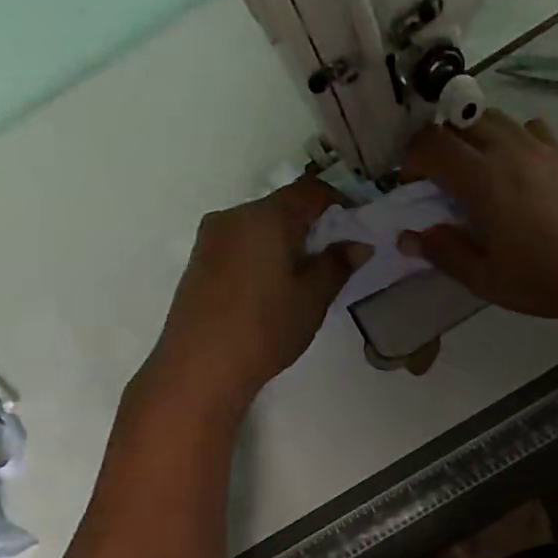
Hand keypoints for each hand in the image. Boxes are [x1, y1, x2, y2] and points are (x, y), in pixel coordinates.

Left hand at [150, 177, 357, 409]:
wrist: (200, 366)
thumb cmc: (265, 327)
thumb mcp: (312, 298)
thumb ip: (337, 265)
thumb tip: (358, 245)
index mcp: (265, 216)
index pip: (309, 191)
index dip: (338, 202)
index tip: (358, 225)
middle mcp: (233, 216)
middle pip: (280, 208)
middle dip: (311, 226)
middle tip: (334, 258)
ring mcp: (210, 239)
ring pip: (258, 228)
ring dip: (285, 243)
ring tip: (304, 279)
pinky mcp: (198, 263)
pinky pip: (240, 246)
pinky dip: (262, 256)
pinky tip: (272, 290)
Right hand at [401, 110, 557, 327]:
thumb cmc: (540, 279)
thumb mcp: (483, 278)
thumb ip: (443, 252)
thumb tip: (409, 237)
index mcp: (482, 180)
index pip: (432, 145)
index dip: (411, 160)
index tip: (410, 187)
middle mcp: (508, 150)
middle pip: (459, 123)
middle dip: (438, 146)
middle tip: (437, 182)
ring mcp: (538, 148)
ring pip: (493, 119)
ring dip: (472, 138)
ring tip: (473, 173)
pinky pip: (527, 128)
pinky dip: (509, 139)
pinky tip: (513, 169)